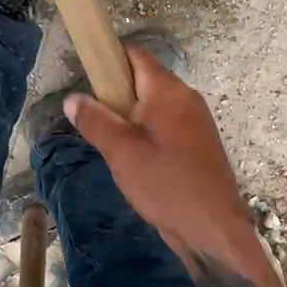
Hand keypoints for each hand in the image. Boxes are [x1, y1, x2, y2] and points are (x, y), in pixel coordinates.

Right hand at [65, 48, 244, 257]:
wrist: (214, 232)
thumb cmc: (166, 184)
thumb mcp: (121, 151)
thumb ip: (94, 120)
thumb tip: (72, 99)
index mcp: (168, 90)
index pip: (134, 54)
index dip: (109, 57)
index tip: (85, 74)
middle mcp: (186, 97)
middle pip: (143, 80)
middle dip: (116, 93)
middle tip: (94, 117)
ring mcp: (196, 121)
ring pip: (153, 105)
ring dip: (130, 117)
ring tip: (111, 142)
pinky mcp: (198, 144)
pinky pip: (166, 125)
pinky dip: (147, 133)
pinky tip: (135, 159)